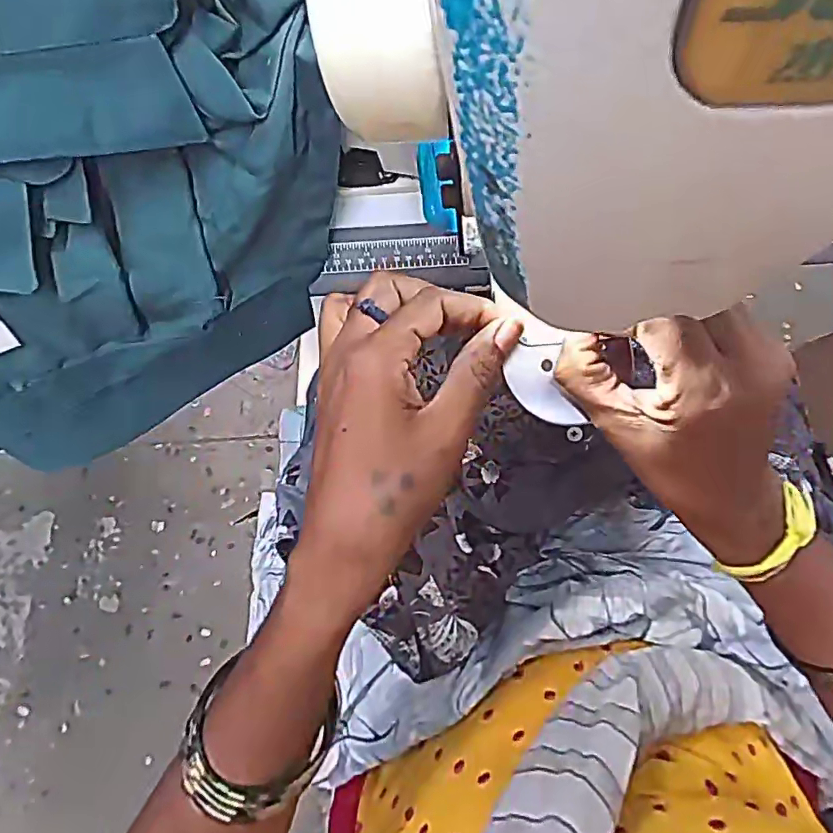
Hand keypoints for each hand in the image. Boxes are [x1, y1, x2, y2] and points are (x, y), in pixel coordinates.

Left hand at [288, 272, 523, 629]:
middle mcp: (345, 356)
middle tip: (471, 322)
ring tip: (433, 325)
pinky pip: (344, 333)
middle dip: (435, 295)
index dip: (473, 308)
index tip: (499, 325)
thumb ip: (476, 371)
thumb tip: (500, 334)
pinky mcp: (331, 391)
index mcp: (374, 358)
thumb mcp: (448, 430)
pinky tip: (401, 353)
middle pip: (387, 289)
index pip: (429, 304)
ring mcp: (333, 372)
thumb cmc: (388, 498)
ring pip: (357, 304)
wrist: (346, 543)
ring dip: (396, 303)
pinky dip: (373, 326)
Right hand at [553, 305, 792, 565]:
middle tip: (622, 325)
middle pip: (685, 295)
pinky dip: (694, 317)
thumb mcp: (619, 428)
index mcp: (703, 387)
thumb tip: (572, 332)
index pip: (656, 312)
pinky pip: (724, 310)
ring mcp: (766, 354)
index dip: (620, 309)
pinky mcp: (772, 349)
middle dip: (645, 303)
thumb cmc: (680, 473)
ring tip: (650, 336)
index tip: (600, 323)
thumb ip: (586, 375)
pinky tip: (677, 342)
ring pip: (707, 295)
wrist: (735, 498)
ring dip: (671, 307)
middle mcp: (746, 363)